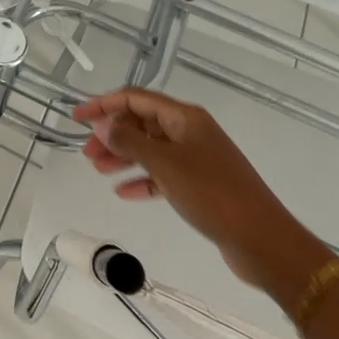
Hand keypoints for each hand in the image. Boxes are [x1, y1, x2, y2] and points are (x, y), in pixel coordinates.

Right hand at [72, 87, 327, 295]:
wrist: (263, 240)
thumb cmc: (211, 193)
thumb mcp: (164, 164)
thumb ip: (129, 141)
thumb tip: (102, 124)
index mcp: (185, 117)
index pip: (135, 98)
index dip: (103, 105)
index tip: (76, 118)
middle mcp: (191, 132)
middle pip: (142, 123)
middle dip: (112, 133)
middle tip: (87, 152)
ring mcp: (197, 158)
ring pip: (150, 149)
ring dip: (123, 156)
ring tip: (99, 170)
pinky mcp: (201, 185)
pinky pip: (163, 174)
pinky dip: (143, 180)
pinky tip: (124, 193)